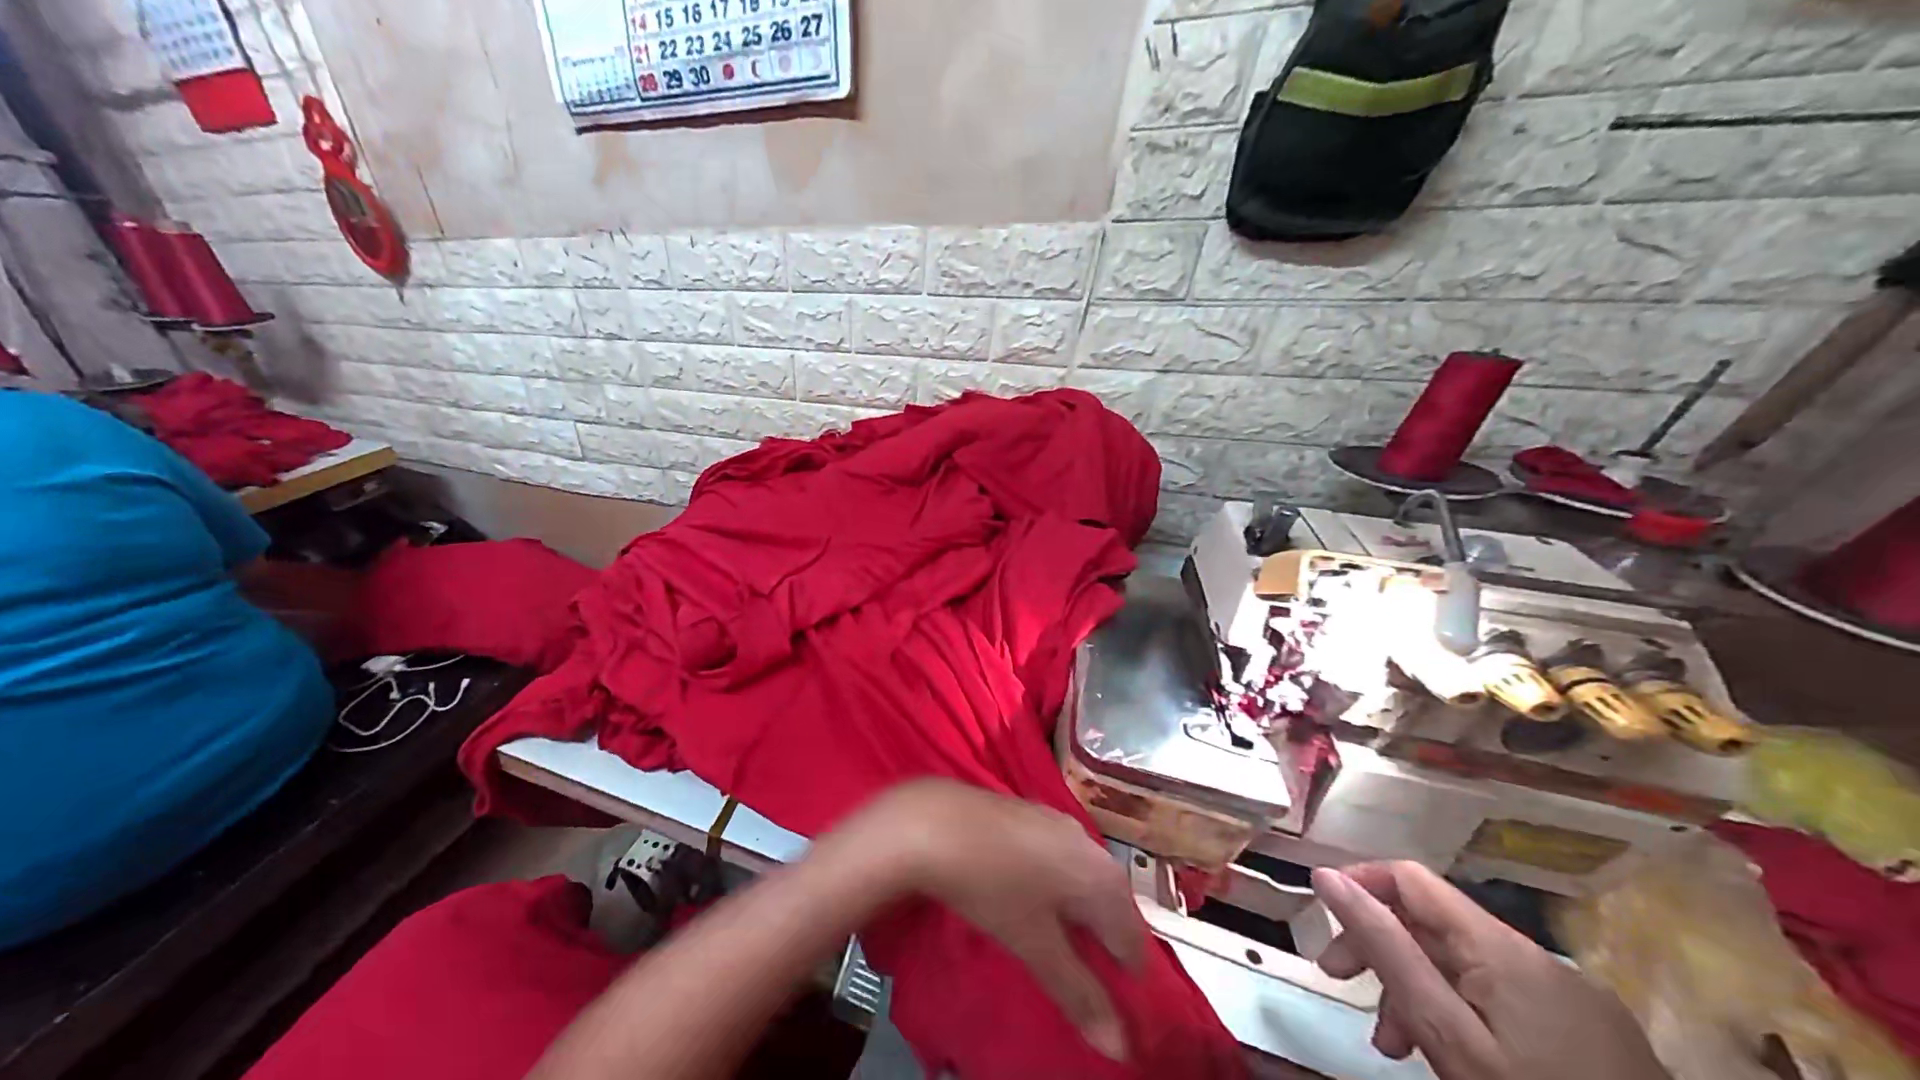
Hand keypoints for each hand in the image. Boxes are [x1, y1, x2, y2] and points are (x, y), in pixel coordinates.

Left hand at [827, 780, 1147, 1060]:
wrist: (935, 820)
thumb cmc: (991, 885)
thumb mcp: (1034, 945)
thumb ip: (1079, 993)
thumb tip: (1119, 1047)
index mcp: (1105, 878)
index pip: (1133, 944)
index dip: (1123, 982)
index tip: (1104, 1009)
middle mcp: (1092, 845)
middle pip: (1110, 910)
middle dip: (1097, 947)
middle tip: (1073, 980)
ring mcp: (1061, 823)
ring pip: (1083, 882)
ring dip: (1075, 916)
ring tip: (1049, 945)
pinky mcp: (1033, 814)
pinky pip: (1059, 860)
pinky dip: (1054, 887)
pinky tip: (1026, 899)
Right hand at [1312, 862, 1669, 1079]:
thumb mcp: (1444, 1030)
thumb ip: (1386, 948)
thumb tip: (1326, 875)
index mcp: (1500, 946)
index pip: (1410, 877)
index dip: (1358, 883)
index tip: (1321, 918)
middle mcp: (1535, 955)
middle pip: (1433, 924)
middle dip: (1378, 946)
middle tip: (1338, 982)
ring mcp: (1570, 995)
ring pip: (1466, 967)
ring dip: (1415, 988)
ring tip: (1390, 1044)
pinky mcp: (1592, 1032)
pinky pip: (1505, 999)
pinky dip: (1461, 1012)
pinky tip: (1452, 1053)